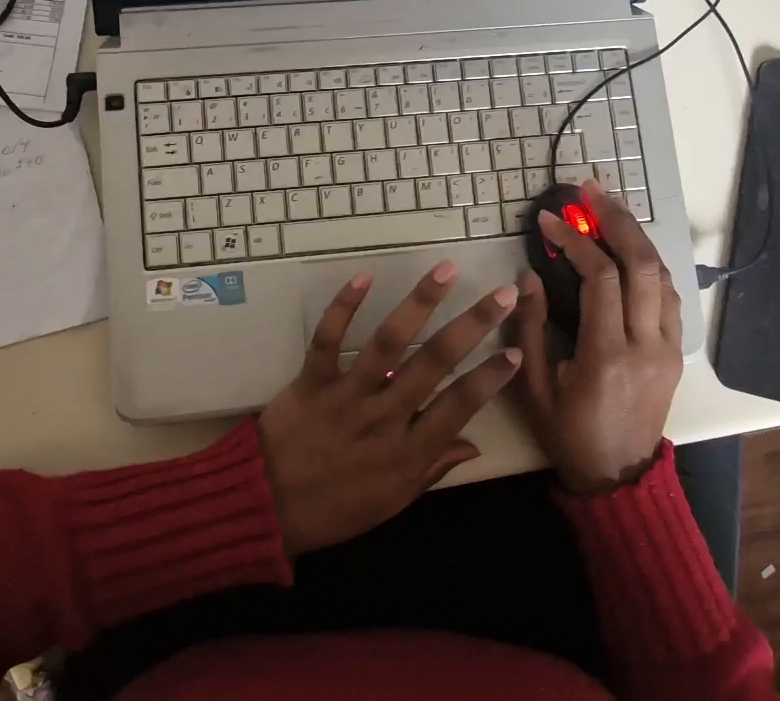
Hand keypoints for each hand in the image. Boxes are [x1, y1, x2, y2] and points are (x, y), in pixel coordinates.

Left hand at [258, 263, 522, 556]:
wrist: (264, 508)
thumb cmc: (334, 510)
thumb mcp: (392, 502)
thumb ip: (433, 469)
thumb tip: (473, 444)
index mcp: (408, 452)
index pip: (460, 406)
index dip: (491, 378)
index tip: (515, 351)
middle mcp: (384, 417)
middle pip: (435, 363)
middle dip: (473, 325)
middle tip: (502, 294)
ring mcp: (347, 395)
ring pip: (388, 342)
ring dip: (420, 302)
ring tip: (446, 270)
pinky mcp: (312, 380)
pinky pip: (328, 339)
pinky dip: (343, 306)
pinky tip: (364, 276)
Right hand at [510, 179, 683, 495]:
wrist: (619, 478)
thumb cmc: (567, 435)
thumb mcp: (532, 388)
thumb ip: (529, 329)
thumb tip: (529, 277)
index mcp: (607, 356)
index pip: (599, 279)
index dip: (575, 242)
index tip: (550, 220)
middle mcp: (646, 346)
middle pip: (642, 265)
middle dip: (616, 220)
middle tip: (591, 190)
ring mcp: (668, 348)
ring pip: (662, 276)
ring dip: (637, 237)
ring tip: (609, 209)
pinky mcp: (675, 353)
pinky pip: (667, 296)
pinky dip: (649, 264)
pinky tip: (629, 248)